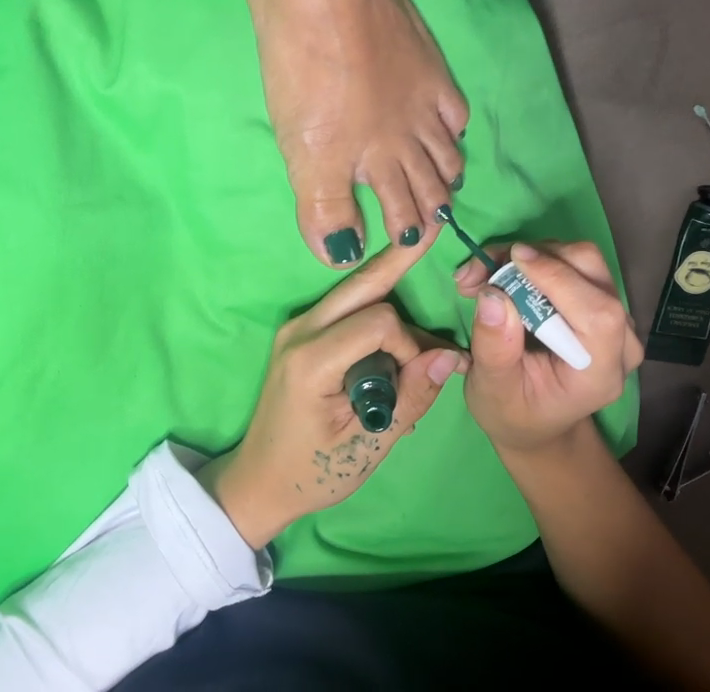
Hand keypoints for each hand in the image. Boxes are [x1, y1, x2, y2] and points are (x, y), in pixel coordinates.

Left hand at [200, 231, 467, 548]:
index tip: (417, 375)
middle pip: (362, 282)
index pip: (379, 321)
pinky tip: (399, 326)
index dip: (410, 343)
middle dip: (400, 260)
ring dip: (390, 290)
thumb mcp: (368, 446)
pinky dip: (376, 309)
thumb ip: (410, 397)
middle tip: (433, 229)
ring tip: (423, 303)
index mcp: (311, 360)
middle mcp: (300, 330)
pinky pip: (345, 306)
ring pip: (353, 289)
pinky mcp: (300, 331)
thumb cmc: (312, 471)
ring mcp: (297, 326)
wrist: (259, 480)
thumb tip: (450, 357)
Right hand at [457, 241, 642, 455]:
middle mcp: (620, 341)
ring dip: (528, 256)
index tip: (513, 258)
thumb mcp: (493, 391)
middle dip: (534, 259)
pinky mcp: (600, 301)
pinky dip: (533, 260)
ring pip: (580, 259)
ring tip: (482, 275)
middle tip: (478, 271)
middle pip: (591, 272)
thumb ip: (495, 349)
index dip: (559, 278)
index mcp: (600, 372)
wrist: (536, 421)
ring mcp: (615, 318)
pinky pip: (572, 264)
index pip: (598, 313)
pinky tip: (500, 275)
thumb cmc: (514, 412)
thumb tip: (492, 296)